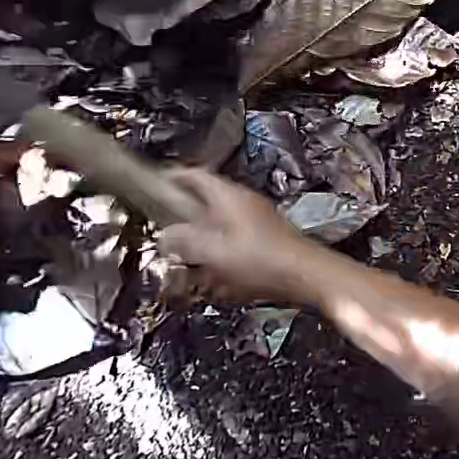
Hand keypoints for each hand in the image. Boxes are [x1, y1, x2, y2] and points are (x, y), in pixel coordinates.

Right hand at [159, 169, 324, 302]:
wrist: (306, 275)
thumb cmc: (260, 259)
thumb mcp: (213, 251)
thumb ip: (184, 241)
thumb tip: (165, 235)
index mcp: (228, 196)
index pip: (195, 176)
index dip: (172, 179)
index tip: (152, 188)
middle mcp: (243, 203)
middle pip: (204, 205)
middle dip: (184, 225)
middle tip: (168, 241)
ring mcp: (256, 221)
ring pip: (218, 229)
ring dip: (202, 247)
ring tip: (191, 269)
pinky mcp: (266, 241)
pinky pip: (233, 245)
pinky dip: (221, 260)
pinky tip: (220, 282)